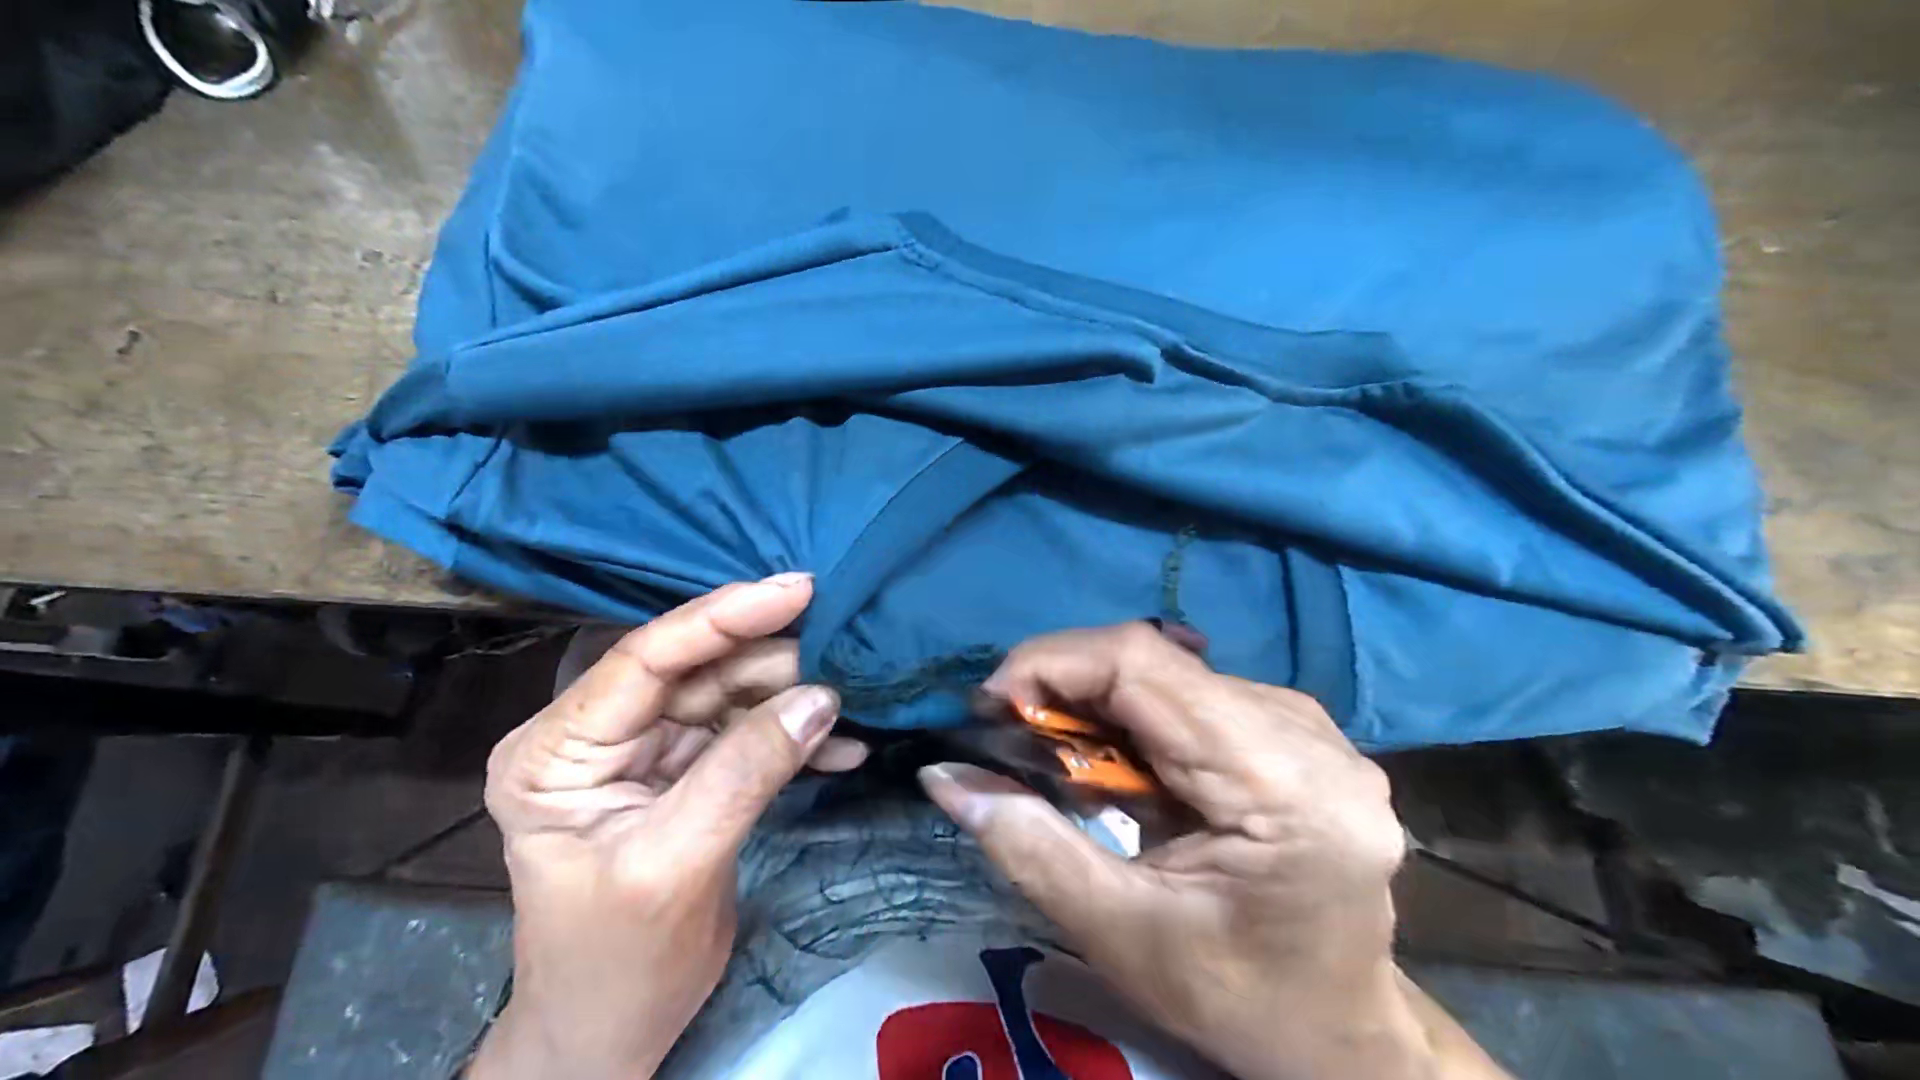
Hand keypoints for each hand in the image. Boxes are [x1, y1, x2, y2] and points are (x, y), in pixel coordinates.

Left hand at [471, 574, 858, 1079]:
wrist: (616, 1031)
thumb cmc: (617, 961)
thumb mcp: (678, 864)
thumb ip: (746, 772)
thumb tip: (821, 696)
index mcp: (557, 748)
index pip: (646, 658)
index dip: (724, 616)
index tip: (798, 587)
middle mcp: (600, 733)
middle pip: (697, 670)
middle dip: (772, 658)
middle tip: (843, 643)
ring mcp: (648, 750)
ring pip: (731, 694)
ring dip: (793, 695)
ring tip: (853, 693)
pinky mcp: (689, 769)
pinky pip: (748, 733)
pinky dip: (796, 737)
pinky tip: (843, 746)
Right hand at [918, 623, 1507, 1079]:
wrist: (1337, 1029)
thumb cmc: (1236, 998)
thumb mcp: (1120, 936)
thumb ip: (1026, 845)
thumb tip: (942, 773)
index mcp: (1285, 786)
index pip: (1147, 665)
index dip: (1053, 663)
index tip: (990, 705)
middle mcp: (1307, 733)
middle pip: (1155, 662)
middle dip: (1065, 688)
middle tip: (1011, 736)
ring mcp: (1307, 722)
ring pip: (1167, 672)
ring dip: (1095, 702)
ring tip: (1058, 759)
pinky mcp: (1292, 726)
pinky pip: (1188, 691)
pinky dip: (1131, 716)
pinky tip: (1116, 765)